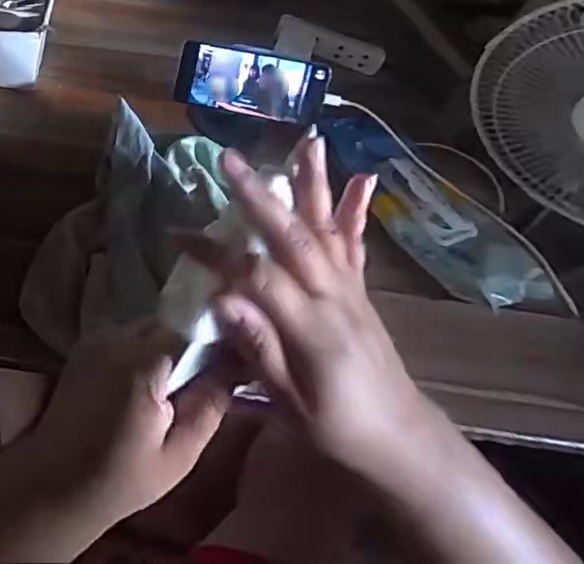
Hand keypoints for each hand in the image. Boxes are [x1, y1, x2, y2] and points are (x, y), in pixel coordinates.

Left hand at [22, 318, 232, 525]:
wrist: (57, 478)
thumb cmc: (122, 476)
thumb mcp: (179, 453)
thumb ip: (208, 404)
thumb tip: (235, 364)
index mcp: (139, 365)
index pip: (187, 329)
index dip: (211, 342)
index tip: (229, 363)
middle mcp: (114, 340)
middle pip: (164, 323)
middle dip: (186, 345)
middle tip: (197, 383)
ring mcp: (95, 338)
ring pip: (144, 327)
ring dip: (161, 347)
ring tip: (167, 389)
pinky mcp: (83, 344)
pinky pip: (123, 335)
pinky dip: (138, 351)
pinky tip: (140, 385)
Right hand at [179, 133, 445, 482]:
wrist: (404, 443)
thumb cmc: (340, 429)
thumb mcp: (293, 405)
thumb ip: (259, 348)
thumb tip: (220, 298)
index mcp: (313, 328)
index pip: (257, 275)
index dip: (215, 252)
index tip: (178, 235)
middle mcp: (333, 297)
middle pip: (293, 235)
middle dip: (258, 194)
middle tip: (229, 159)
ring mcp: (349, 288)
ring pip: (327, 227)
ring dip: (315, 182)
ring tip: (309, 140)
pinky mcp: (358, 288)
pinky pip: (354, 242)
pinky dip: (355, 208)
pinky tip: (363, 178)